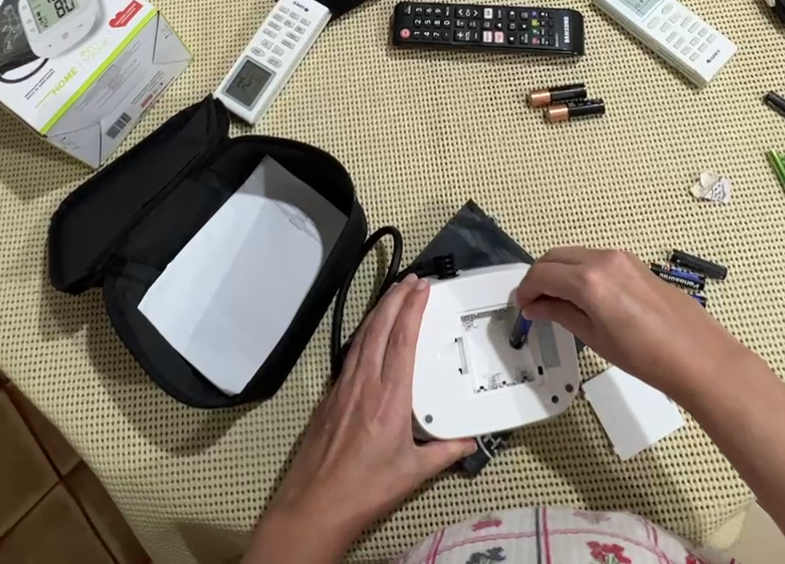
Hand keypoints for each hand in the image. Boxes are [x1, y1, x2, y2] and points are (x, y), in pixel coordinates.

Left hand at [247, 275, 475, 558]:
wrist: (314, 506)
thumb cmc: (366, 490)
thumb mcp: (413, 474)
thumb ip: (444, 453)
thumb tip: (469, 440)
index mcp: (390, 397)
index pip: (402, 341)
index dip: (412, 309)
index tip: (422, 288)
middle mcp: (365, 383)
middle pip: (379, 328)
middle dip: (395, 298)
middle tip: (411, 279)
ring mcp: (344, 386)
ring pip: (362, 336)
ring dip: (378, 310)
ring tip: (394, 293)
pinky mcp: (330, 395)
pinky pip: (350, 353)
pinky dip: (364, 332)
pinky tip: (369, 330)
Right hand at [515, 247, 745, 403]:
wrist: (697, 356)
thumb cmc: (645, 356)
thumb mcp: (594, 337)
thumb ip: (560, 314)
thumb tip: (536, 306)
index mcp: (588, 280)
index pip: (542, 274)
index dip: (526, 290)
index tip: (521, 307)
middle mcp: (602, 259)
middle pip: (555, 257)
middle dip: (539, 276)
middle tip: (533, 303)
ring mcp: (620, 257)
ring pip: (574, 255)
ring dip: (558, 272)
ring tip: (556, 301)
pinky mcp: (634, 262)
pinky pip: (594, 258)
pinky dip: (579, 270)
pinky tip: (582, 296)